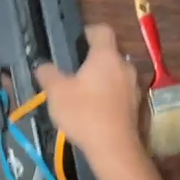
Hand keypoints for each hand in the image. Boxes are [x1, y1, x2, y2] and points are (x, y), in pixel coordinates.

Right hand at [34, 25, 143, 164]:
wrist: (114, 149)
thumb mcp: (56, 92)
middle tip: (73, 72)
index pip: (102, 30)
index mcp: (106, 56)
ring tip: (82, 94)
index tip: (75, 42)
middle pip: (109, 54)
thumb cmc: (84, 113)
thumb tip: (43, 65)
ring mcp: (134, 86)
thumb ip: (47, 73)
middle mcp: (124, 66)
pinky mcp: (137, 106)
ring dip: (102, 79)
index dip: (88, 32)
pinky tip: (95, 111)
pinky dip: (109, 96)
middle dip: (92, 60)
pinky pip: (120, 92)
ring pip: (115, 74)